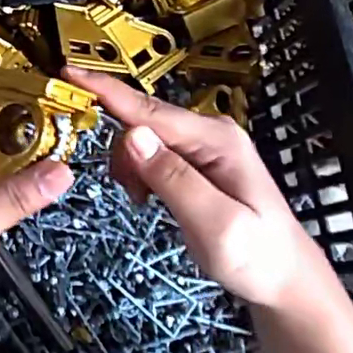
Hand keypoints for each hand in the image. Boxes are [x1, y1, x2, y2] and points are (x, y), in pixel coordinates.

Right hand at [64, 67, 337, 313]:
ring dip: (130, 167)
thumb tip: (132, 136)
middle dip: (121, 152)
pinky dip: (138, 173)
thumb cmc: (257, 257)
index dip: (106, 90)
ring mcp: (201, 145)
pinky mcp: (192, 159)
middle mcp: (208, 133)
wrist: (282, 279)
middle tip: (131, 193)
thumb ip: (172, 179)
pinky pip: (149, 153)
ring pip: (141, 139)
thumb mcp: (216, 224)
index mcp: (216, 140)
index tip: (70, 73)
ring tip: (144, 200)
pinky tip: (149, 196)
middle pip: (141, 122)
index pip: (149, 109)